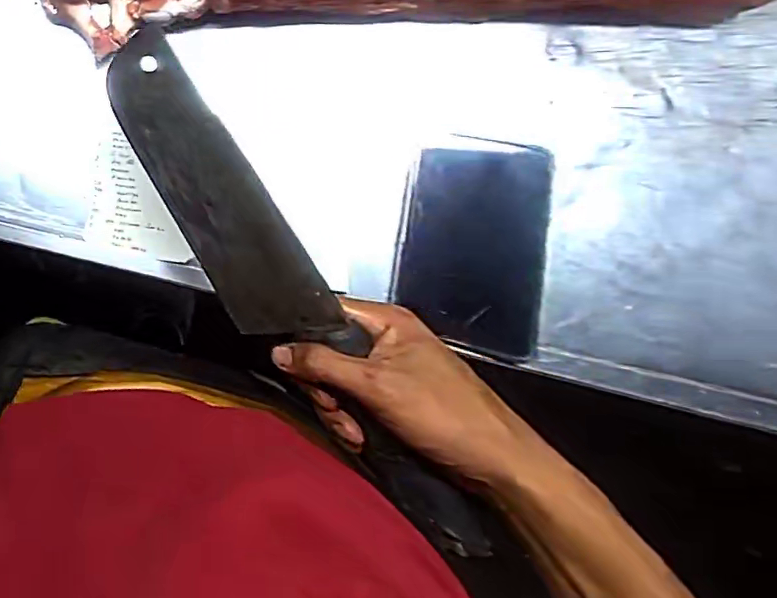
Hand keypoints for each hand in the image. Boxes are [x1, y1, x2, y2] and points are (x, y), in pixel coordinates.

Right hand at [273, 298, 550, 489]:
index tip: (298, 365)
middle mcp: (387, 338)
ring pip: (336, 377)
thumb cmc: (448, 417)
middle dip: (323, 385)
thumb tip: (277, 351)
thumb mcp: (373, 385)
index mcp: (386, 321)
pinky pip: (353, 396)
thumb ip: (319, 362)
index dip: (302, 336)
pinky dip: (351, 417)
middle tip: (332, 406)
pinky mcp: (394, 394)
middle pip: (324, 349)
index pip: (322, 312)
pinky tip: (361, 435)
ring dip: (336, 407)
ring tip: (353, 431)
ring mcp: (391, 367)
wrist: (508, 473)